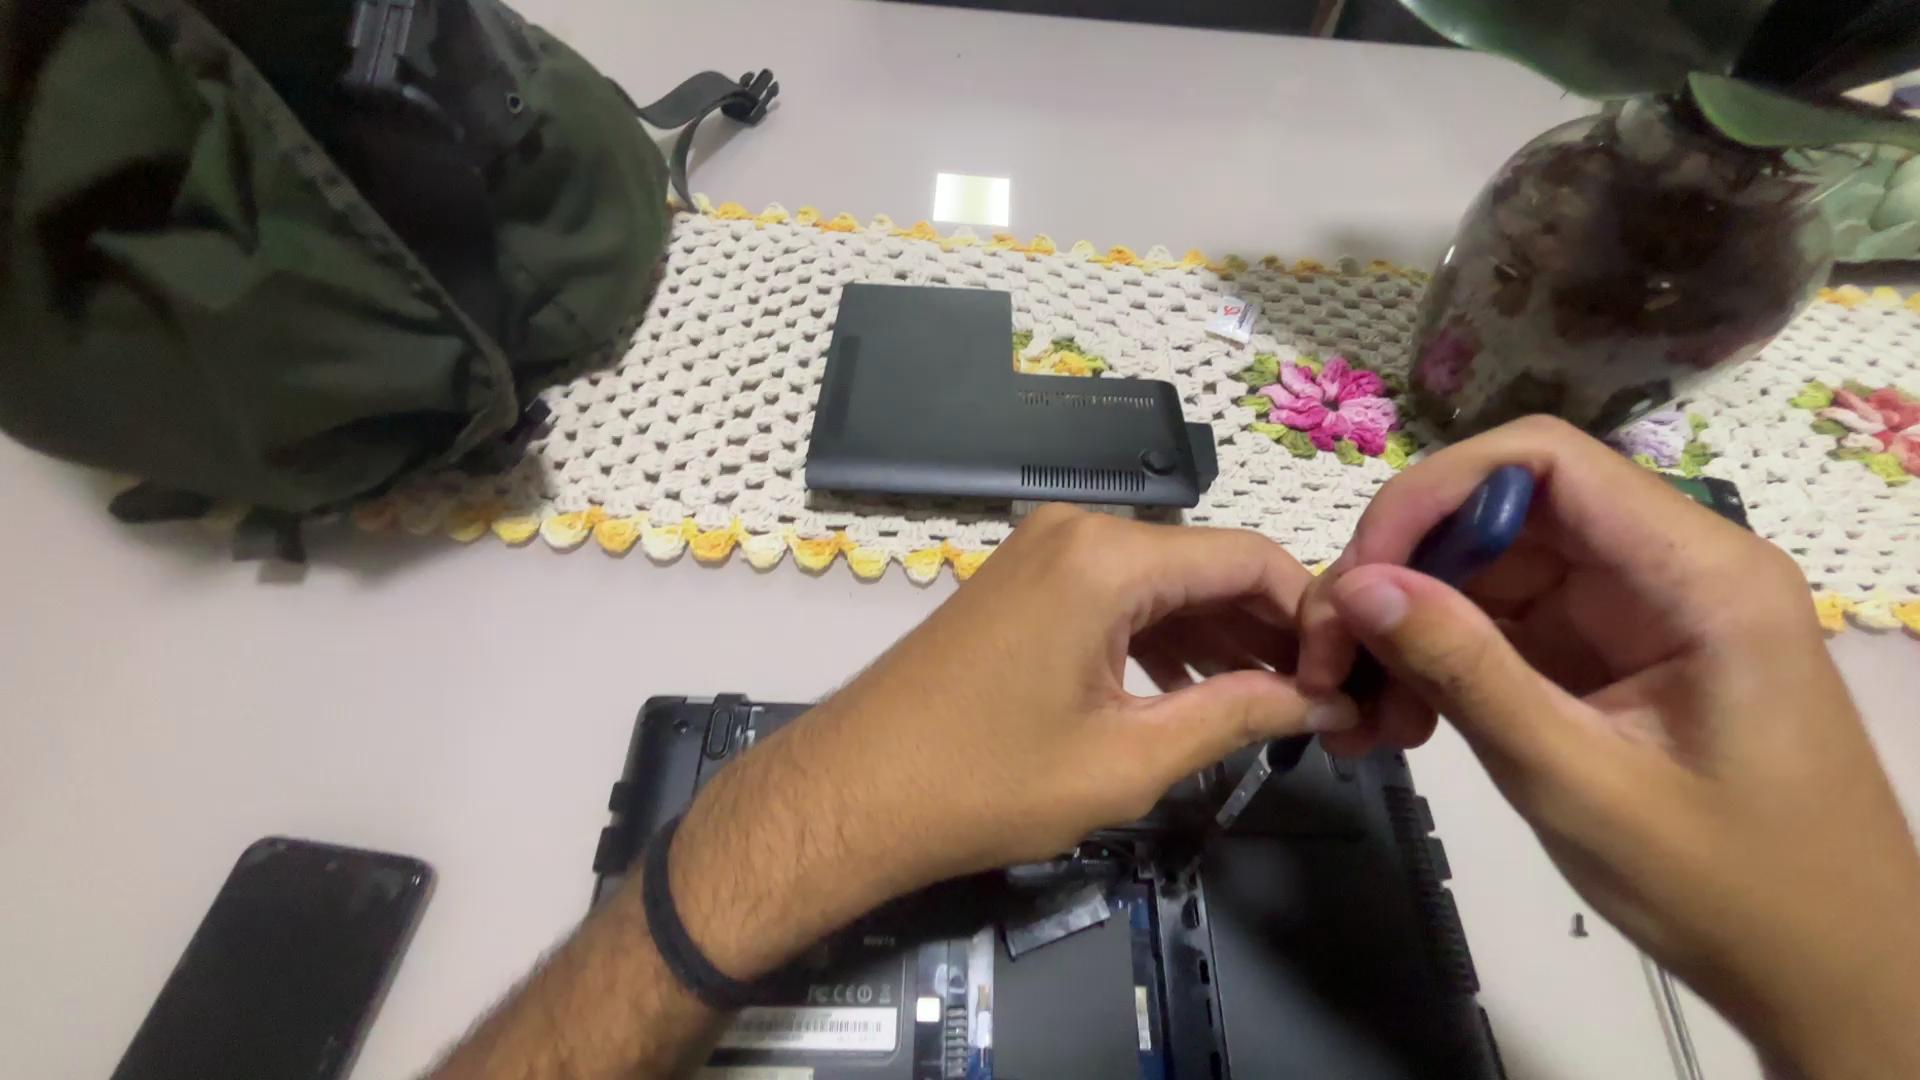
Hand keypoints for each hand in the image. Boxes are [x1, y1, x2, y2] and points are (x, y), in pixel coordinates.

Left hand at [672, 505, 1356, 978]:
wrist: (855, 790)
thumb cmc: (986, 782)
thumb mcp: (1126, 759)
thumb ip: (1234, 717)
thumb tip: (1317, 701)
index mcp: (1108, 556)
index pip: (1249, 558)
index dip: (1311, 615)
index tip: (1345, 678)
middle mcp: (1077, 531)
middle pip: (1204, 565)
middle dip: (1266, 630)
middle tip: (1318, 702)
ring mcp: (1043, 552)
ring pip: (1160, 583)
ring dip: (1216, 638)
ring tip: (1269, 705)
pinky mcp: (1023, 581)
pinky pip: (1114, 597)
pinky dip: (1159, 639)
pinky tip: (1195, 692)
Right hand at [1296, 416, 1919, 1079]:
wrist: (1821, 973)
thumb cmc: (1729, 886)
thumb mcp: (1574, 778)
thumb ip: (1464, 670)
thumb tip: (1355, 584)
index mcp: (1693, 574)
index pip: (1540, 461)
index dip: (1431, 494)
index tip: (1361, 573)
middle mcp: (1652, 565)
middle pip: (1486, 513)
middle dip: (1393, 573)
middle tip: (1329, 654)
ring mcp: (1614, 604)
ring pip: (1467, 568)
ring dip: (1397, 627)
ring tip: (1360, 710)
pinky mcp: (1584, 644)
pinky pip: (1477, 620)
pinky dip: (1422, 660)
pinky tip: (1396, 721)